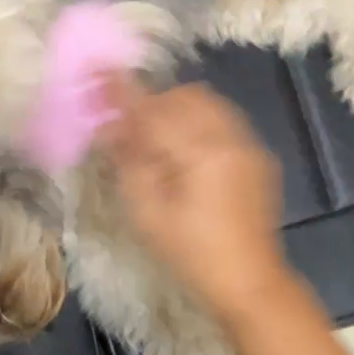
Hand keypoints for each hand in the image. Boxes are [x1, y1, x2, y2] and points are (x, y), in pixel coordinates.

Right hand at [100, 78, 291, 322]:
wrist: (249, 281)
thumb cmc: (189, 254)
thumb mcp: (147, 212)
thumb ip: (129, 161)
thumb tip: (110, 125)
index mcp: (200, 153)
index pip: (153, 109)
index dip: (122, 89)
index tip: (97, 72)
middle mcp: (230, 138)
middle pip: (185, 95)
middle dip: (153, 102)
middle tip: (126, 124)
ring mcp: (249, 145)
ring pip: (206, 104)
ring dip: (175, 110)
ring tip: (153, 140)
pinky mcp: (256, 157)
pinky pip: (221, 121)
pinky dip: (195, 124)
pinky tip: (181, 154)